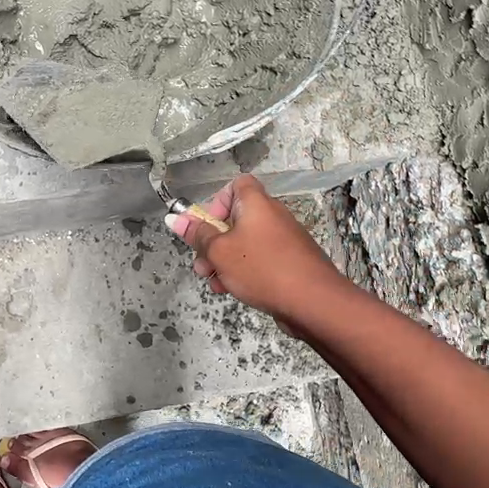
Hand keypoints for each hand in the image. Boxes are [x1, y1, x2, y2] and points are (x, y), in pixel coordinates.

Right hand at [165, 174, 352, 324]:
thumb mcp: (219, 252)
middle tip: (202, 265)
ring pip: (245, 243)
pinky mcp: (291, 263)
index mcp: (256, 203)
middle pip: (236, 219)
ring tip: (215, 283)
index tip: (207, 225)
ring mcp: (284, 240)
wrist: (314, 302)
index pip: (237, 184)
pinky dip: (245, 271)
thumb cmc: (262, 268)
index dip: (218, 200)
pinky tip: (234, 291)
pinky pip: (260, 260)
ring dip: (225, 260)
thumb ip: (197, 235)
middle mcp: (272, 216)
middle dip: (213, 241)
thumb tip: (174, 218)